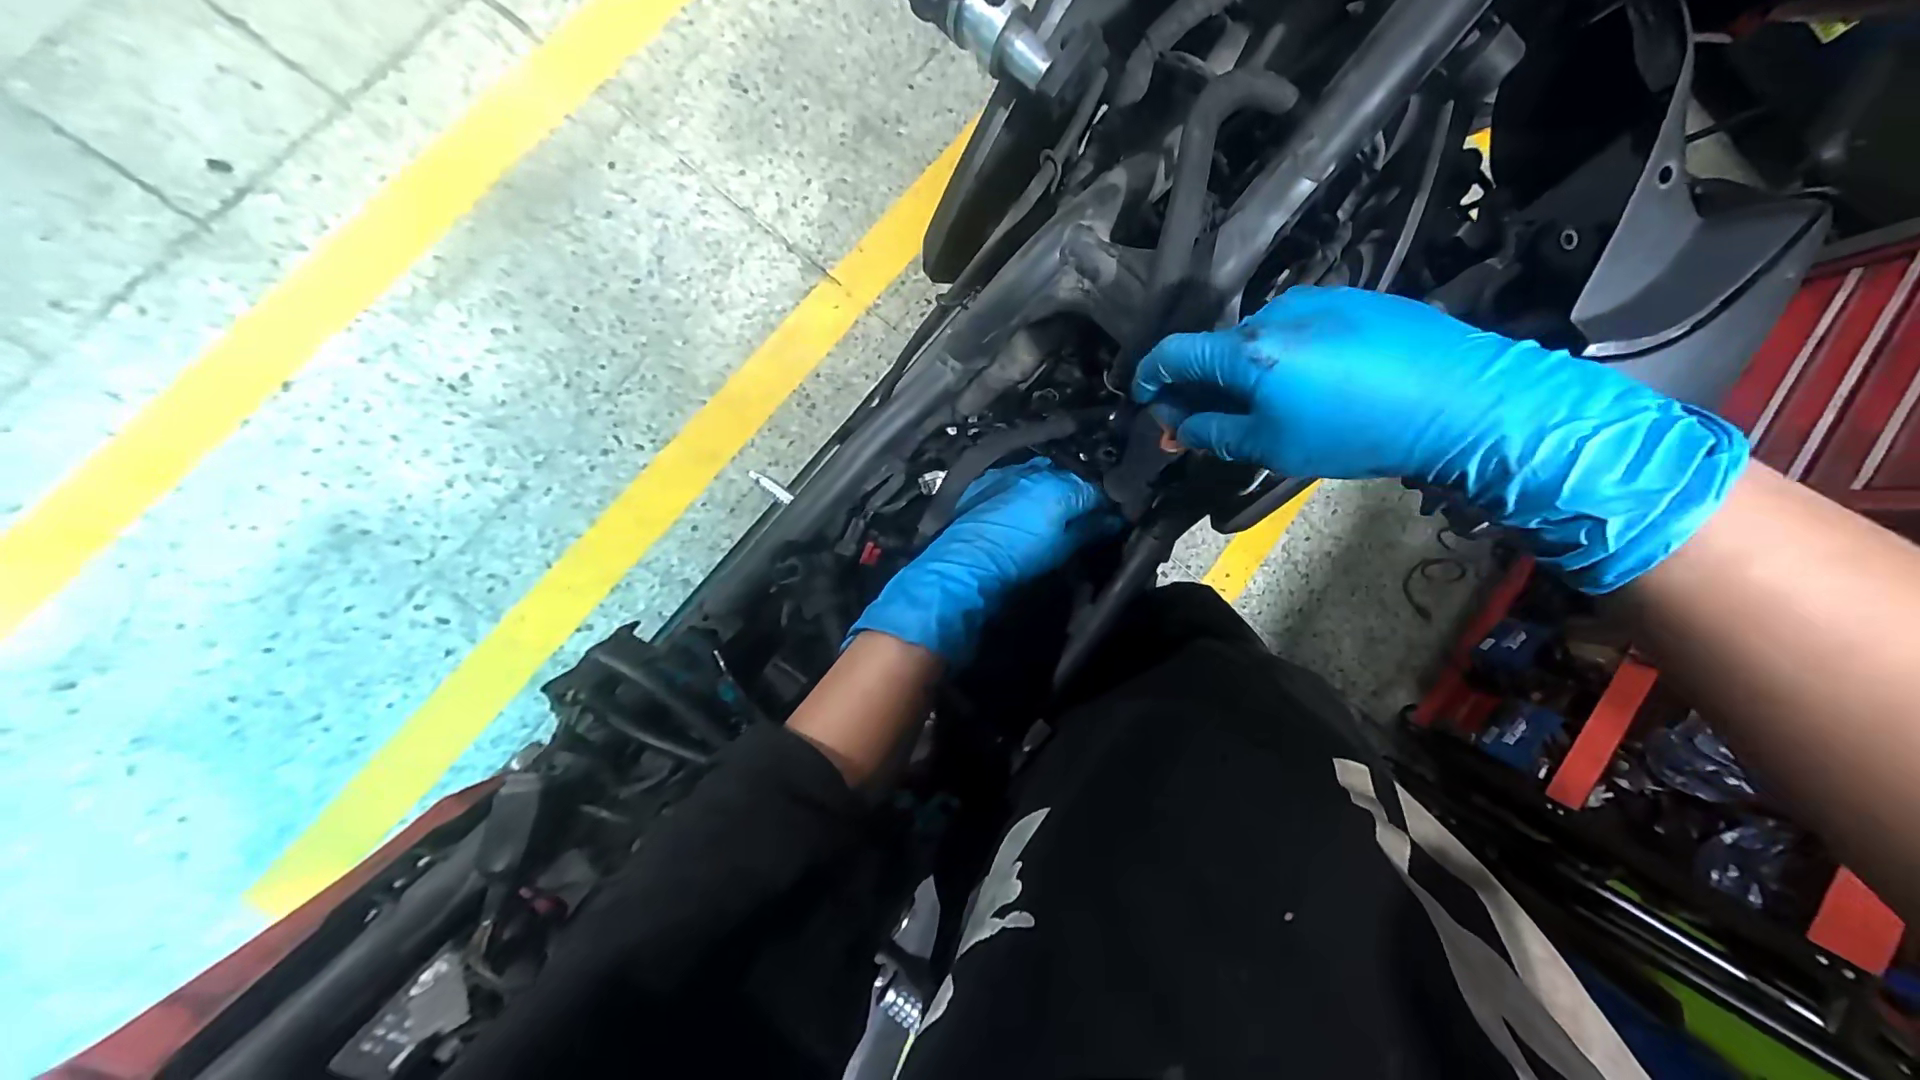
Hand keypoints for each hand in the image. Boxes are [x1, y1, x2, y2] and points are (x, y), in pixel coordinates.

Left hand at [850, 460, 1117, 664]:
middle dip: (1081, 494)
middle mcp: (1035, 472)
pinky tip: (1028, 509)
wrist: (962, 568)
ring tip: (1057, 514)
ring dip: (1054, 490)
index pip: (1096, 489)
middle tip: (1087, 516)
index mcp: (1058, 485)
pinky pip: (1019, 480)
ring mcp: (1009, 473)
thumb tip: (1111, 519)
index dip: (1106, 504)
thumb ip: (1090, 529)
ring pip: (1044, 476)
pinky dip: (1028, 490)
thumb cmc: (1015, 562)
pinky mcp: (988, 481)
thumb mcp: (1062, 549)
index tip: (1112, 516)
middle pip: (1069, 477)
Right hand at [1132, 285, 1748, 592]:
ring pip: (1256, 342)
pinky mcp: (1356, 301)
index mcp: (1247, 349)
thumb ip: (1212, 434)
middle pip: (1214, 349)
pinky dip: (1280, 360)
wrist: (1466, 400)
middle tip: (1199, 424)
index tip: (1143, 398)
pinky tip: (1305, 387)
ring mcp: (1319, 300)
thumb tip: (1179, 426)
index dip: (1148, 377)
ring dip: (1241, 375)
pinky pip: (1296, 331)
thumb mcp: (1271, 446)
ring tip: (1260, 411)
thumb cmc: (1357, 430)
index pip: (1172, 353)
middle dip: (1198, 388)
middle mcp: (1275, 312)